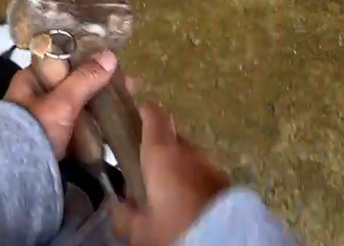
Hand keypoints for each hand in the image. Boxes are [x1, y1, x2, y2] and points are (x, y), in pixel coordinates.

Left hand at [3, 50, 117, 158]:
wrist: (18, 176)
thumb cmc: (36, 128)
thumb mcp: (62, 101)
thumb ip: (85, 79)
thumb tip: (110, 55)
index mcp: (32, 78)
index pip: (63, 60)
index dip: (88, 60)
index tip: (112, 64)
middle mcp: (36, 95)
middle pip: (73, 84)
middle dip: (99, 85)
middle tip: (127, 88)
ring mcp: (45, 119)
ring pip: (77, 107)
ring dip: (98, 107)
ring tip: (125, 107)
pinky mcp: (53, 141)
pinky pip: (77, 128)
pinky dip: (93, 127)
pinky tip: (112, 127)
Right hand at [114, 103, 231, 245]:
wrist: (223, 243)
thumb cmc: (175, 230)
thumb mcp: (141, 232)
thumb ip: (125, 215)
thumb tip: (117, 207)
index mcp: (160, 152)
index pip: (153, 114)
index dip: (144, 111)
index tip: (135, 116)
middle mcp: (187, 151)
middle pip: (170, 138)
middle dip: (159, 151)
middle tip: (149, 175)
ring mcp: (210, 164)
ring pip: (188, 158)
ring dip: (178, 169)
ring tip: (170, 196)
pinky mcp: (226, 182)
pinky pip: (203, 175)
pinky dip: (195, 183)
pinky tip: (191, 205)